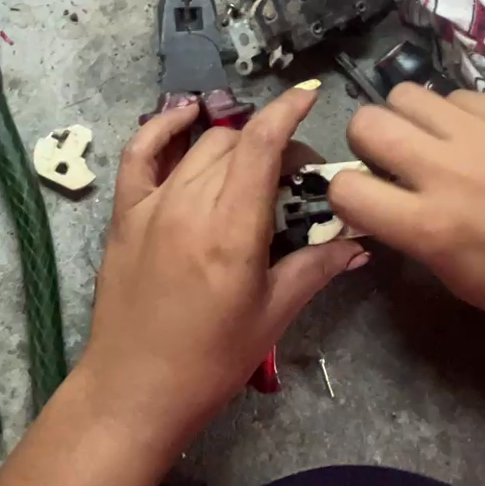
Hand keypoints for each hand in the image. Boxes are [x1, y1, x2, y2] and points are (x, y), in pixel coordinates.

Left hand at [75, 85, 366, 441]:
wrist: (133, 391)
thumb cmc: (211, 361)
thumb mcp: (273, 316)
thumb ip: (316, 268)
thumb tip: (358, 241)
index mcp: (231, 229)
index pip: (261, 145)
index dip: (287, 111)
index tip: (309, 94)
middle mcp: (190, 204)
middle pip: (236, 143)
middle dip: (273, 144)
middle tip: (292, 179)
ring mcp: (152, 204)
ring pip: (200, 146)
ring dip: (234, 143)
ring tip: (253, 169)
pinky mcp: (126, 212)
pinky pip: (141, 153)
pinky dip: (163, 127)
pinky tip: (185, 116)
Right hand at [331, 85, 484, 354]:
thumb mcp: (464, 282)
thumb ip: (414, 236)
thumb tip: (383, 202)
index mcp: (433, 229)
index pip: (345, 189)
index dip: (345, 194)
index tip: (365, 200)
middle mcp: (448, 171)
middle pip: (366, 122)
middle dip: (366, 142)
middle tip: (392, 161)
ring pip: (406, 94)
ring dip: (407, 119)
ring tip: (434, 142)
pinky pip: (459, 94)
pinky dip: (456, 114)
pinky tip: (480, 137)